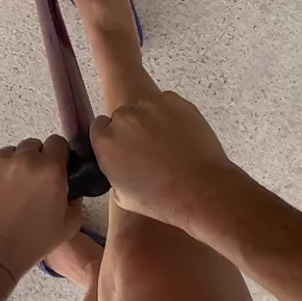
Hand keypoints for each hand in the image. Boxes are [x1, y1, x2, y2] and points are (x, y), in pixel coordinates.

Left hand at [0, 135, 83, 279]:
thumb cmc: (29, 244)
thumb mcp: (68, 226)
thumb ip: (75, 196)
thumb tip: (70, 181)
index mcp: (50, 170)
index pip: (57, 143)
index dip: (56, 155)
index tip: (51, 168)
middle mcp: (24, 159)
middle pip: (32, 146)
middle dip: (33, 162)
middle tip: (28, 185)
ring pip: (9, 152)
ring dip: (10, 166)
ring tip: (6, 193)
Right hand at [91, 90, 244, 232]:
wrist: (202, 190)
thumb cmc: (163, 199)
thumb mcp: (123, 195)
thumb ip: (113, 169)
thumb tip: (118, 161)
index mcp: (106, 142)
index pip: (99, 126)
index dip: (112, 136)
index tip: (124, 146)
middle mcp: (123, 118)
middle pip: (122, 116)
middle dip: (132, 128)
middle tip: (149, 147)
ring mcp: (148, 106)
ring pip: (145, 108)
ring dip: (152, 121)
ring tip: (169, 143)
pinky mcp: (172, 101)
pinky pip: (166, 103)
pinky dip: (172, 115)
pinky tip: (182, 135)